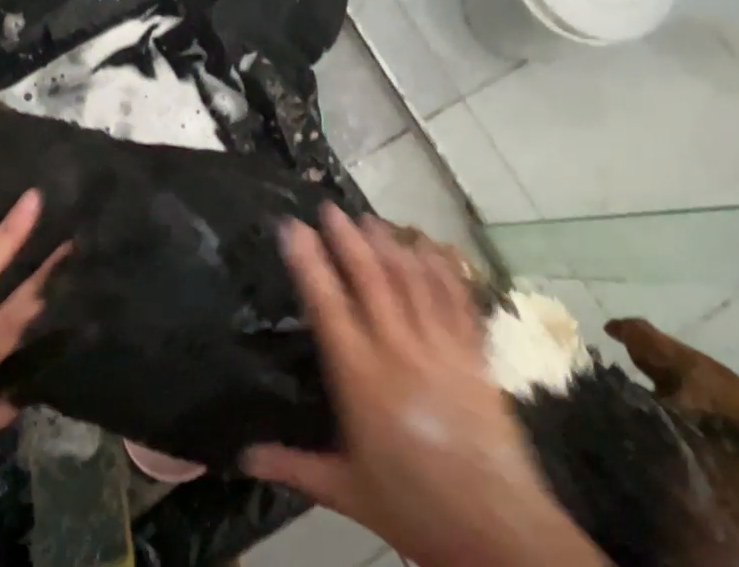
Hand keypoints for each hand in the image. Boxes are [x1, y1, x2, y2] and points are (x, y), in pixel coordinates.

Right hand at [242, 208, 608, 566]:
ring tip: (375, 219)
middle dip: (349, 240)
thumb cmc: (413, 509)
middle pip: (372, 280)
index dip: (310, 263)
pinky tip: (436, 248)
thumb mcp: (344, 491)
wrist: (495, 529)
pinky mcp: (475, 358)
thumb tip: (243, 457)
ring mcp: (442, 349)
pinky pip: (459, 303)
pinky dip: (446, 271)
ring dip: (392, 246)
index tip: (295, 229)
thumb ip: (293, 466)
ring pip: (414, 283)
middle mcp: (399, 351)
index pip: (328, 305)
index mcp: (360, 378)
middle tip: (331, 209)